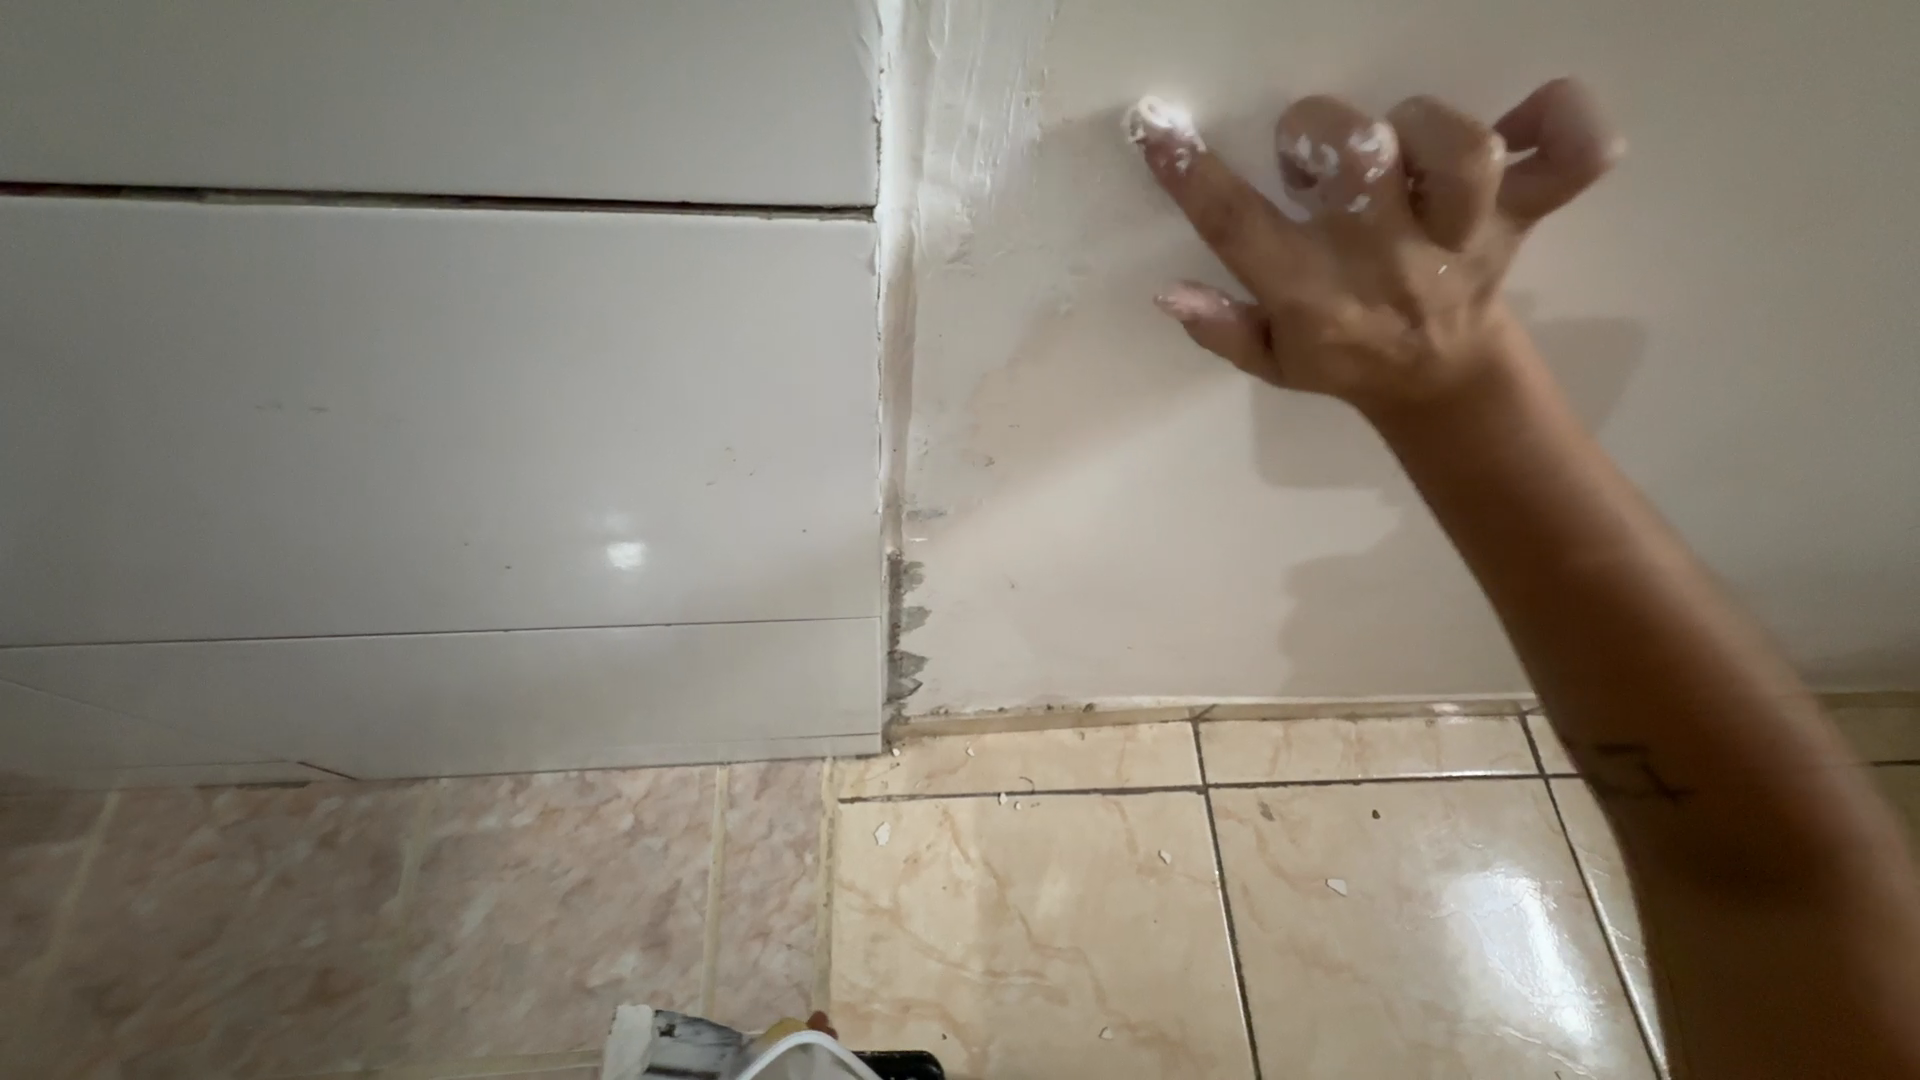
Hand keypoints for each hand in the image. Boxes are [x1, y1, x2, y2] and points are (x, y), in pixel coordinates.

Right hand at [1130, 79, 1622, 413]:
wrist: (1440, 381)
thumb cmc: (1344, 361)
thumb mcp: (1269, 361)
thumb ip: (1221, 328)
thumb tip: (1169, 293)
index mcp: (1314, 298)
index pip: (1240, 228)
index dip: (1192, 175)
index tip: (1156, 127)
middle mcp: (1386, 263)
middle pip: (1362, 160)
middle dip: (1321, 132)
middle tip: (1309, 157)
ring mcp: (1462, 240)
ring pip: (1463, 151)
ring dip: (1428, 127)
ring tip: (1401, 147)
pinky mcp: (1523, 217)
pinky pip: (1573, 159)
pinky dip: (1568, 123)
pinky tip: (1534, 120)